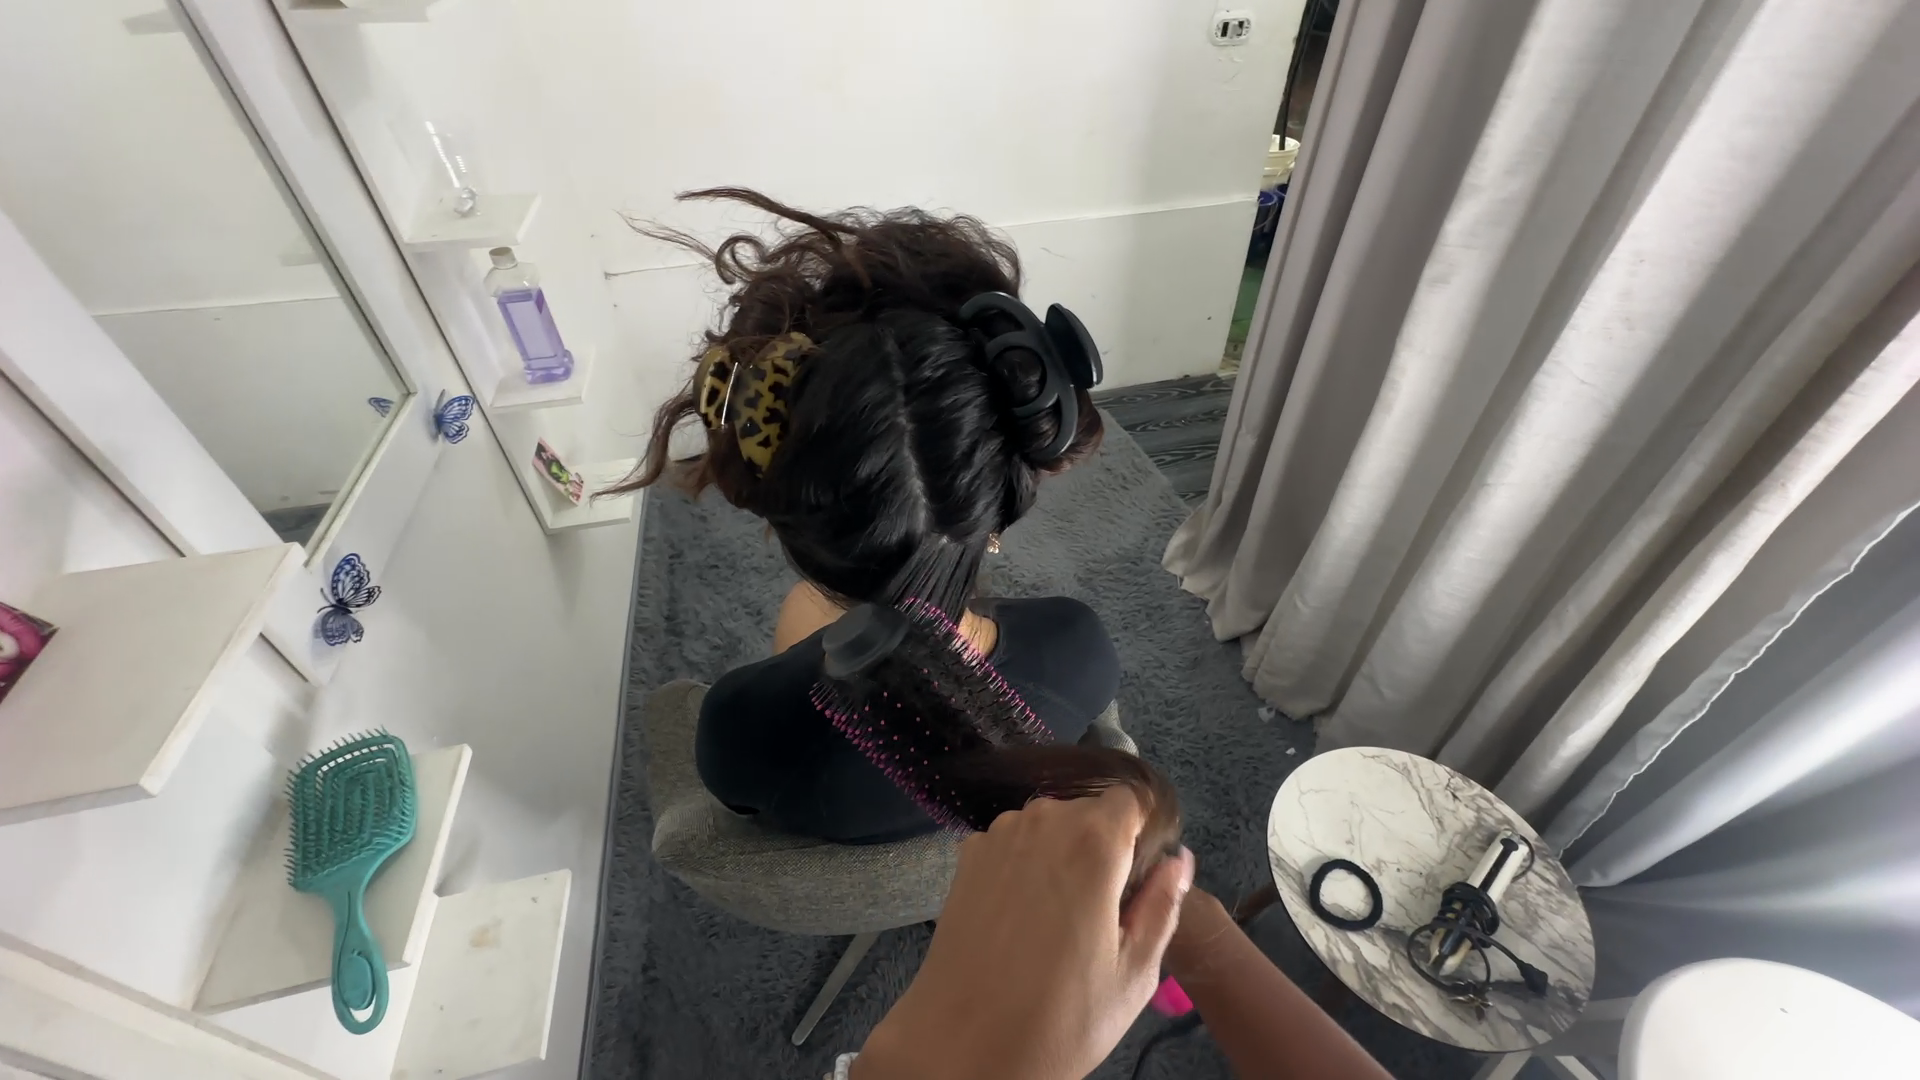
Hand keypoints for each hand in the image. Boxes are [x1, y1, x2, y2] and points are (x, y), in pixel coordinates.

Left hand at [855, 787, 1195, 1079]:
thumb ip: (1162, 904)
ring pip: (1048, 825)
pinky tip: (1018, 914)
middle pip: (1087, 810)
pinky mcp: (967, 854)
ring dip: (1060, 852)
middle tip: (1101, 908)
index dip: (1140, 829)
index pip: (1130, 798)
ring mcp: (998, 833)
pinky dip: (1022, 862)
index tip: (1140, 870)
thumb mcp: (1134, 972)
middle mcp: (1043, 820)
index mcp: (1093, 840)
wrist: (963, 1044)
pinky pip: (1012, 842)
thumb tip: (1179, 859)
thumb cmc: (1062, 1016)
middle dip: (1102, 845)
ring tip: (1057, 917)